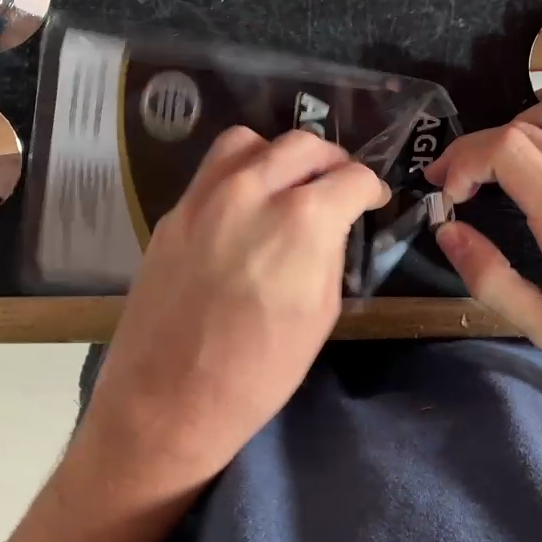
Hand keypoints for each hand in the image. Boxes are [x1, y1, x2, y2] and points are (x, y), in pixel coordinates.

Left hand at [84, 128, 389, 491]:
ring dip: (280, 156)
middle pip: (303, 144)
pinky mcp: (173, 214)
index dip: (371, 188)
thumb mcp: (321, 314)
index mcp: (303, 222)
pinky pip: (213, 170)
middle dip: (331, 162)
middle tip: (337, 188)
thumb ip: (330, 254)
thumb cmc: (260, 371)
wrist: (169, 400)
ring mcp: (205, 198)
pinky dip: (241, 173)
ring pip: (250, 141)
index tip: (372, 200)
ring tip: (288, 184)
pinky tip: (247, 208)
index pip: (352, 177)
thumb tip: (331, 227)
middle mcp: (253, 192)